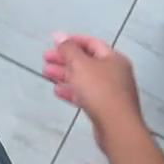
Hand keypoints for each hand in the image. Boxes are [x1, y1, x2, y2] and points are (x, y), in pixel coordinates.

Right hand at [42, 33, 143, 147]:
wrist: (118, 128)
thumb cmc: (99, 90)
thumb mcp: (80, 64)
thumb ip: (68, 49)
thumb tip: (59, 35)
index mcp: (113, 59)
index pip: (91, 43)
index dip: (71, 41)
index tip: (53, 43)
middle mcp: (115, 73)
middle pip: (86, 61)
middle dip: (64, 59)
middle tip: (46, 59)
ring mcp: (112, 92)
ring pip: (84, 78)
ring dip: (65, 75)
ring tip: (46, 74)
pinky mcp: (106, 108)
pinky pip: (87, 95)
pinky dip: (72, 91)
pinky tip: (58, 91)